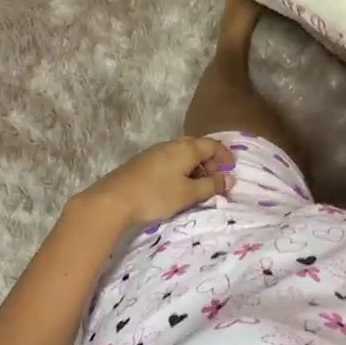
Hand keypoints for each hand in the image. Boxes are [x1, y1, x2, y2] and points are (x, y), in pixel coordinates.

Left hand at [75, 136, 233, 230]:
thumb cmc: (156, 195)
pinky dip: (180, 168)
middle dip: (209, 160)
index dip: (224, 155)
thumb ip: (211, 186)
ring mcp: (155, 151)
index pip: (212, 145)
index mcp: (186, 148)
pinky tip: (176, 184)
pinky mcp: (143, 162)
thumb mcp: (189, 194)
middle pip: (196, 145)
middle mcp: (171, 144)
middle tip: (215, 178)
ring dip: (194, 165)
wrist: (114, 200)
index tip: (231, 170)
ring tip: (197, 184)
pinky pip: (169, 159)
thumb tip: (230, 179)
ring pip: (181, 152)